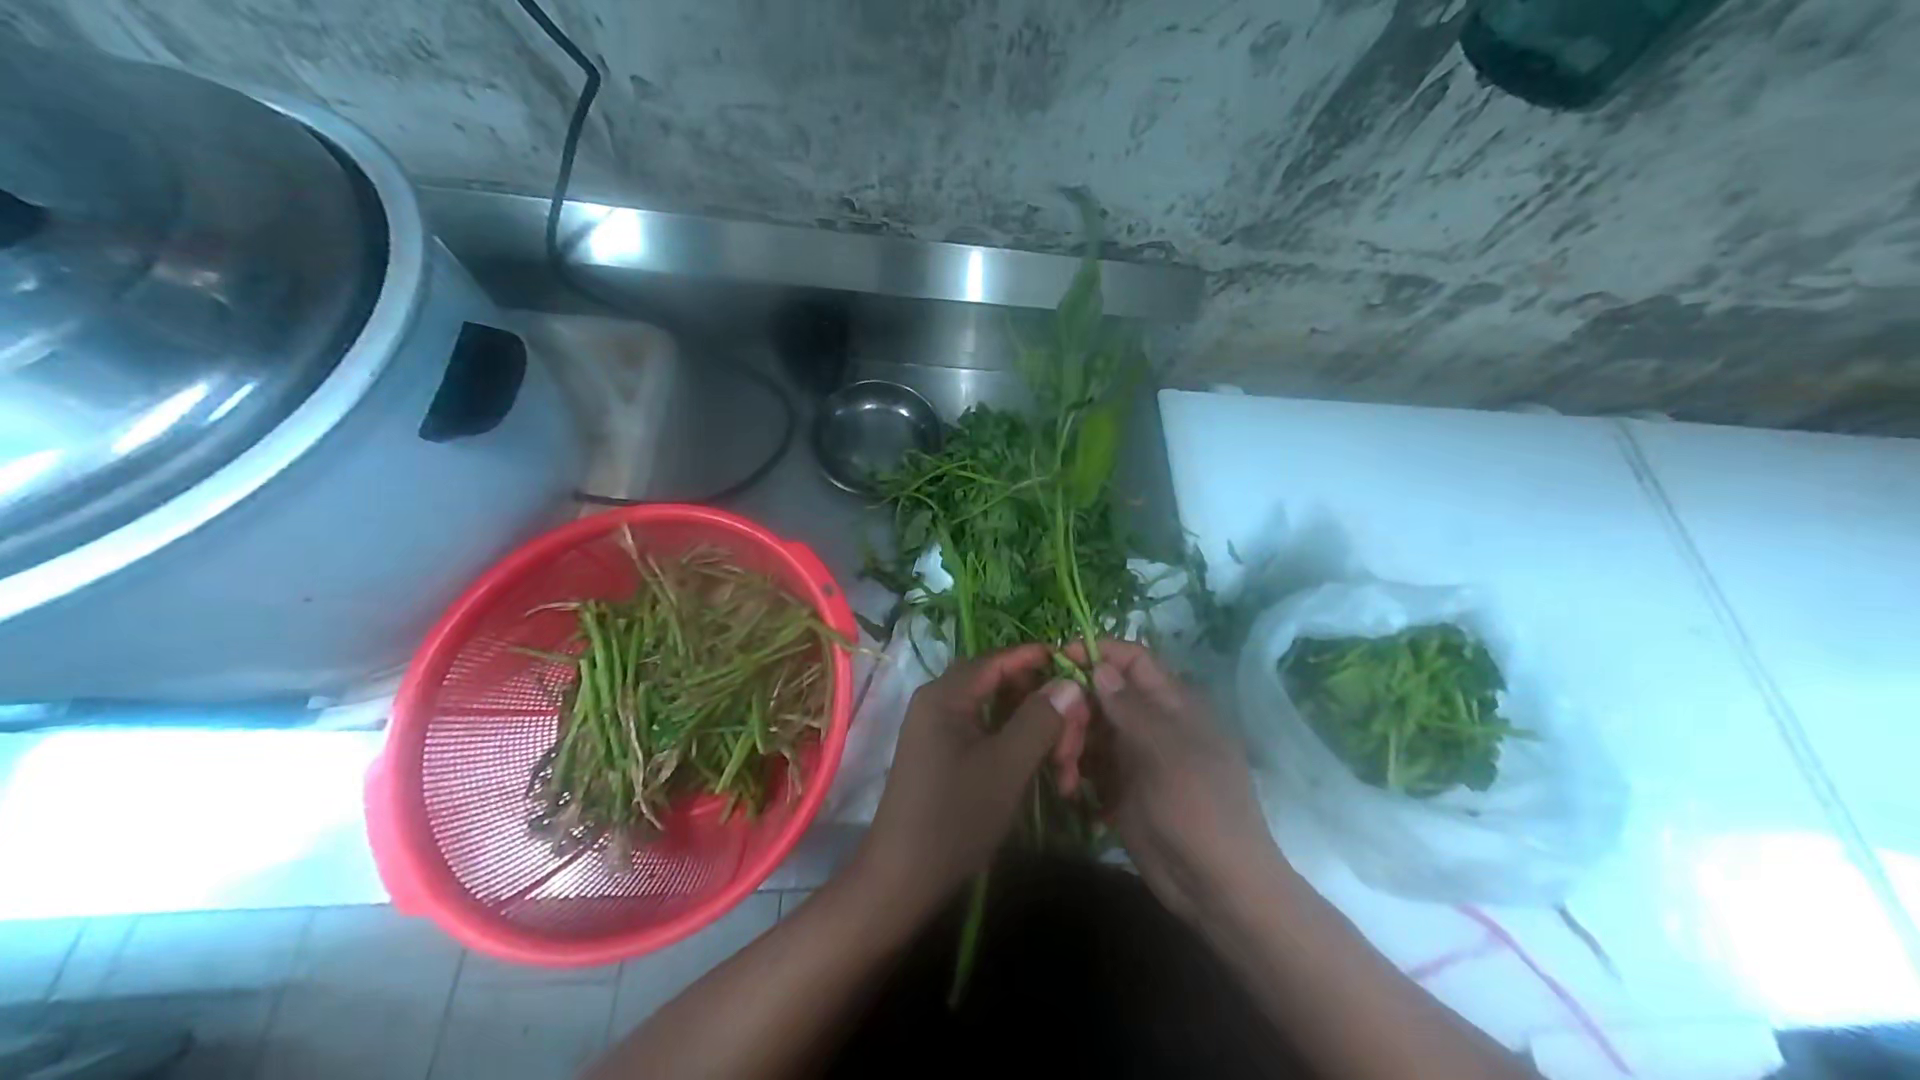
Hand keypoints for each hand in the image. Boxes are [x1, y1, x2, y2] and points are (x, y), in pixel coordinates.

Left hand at [855, 644, 1090, 916]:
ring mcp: (942, 732)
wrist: (904, 878)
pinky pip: (991, 739)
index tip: (1080, 672)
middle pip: (1003, 688)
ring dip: (1038, 735)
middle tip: (1076, 742)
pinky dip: (1020, 751)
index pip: (999, 659)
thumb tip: (1069, 683)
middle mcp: (941, 704)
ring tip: (1068, 769)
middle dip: (1045, 709)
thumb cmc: (955, 816)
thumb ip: (1039, 719)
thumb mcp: (1007, 766)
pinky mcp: (947, 758)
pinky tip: (1049, 776)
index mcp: (946, 696)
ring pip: (1002, 717)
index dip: (1039, 661)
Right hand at [1071, 640, 1285, 920]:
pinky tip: (1070, 789)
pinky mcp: (1121, 788)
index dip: (1098, 653)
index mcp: (1174, 704)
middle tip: (1060, 737)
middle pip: (1102, 695)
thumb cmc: (1199, 808)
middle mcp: (1152, 723)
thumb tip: (1099, 667)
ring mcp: (1135, 756)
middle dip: (1076, 709)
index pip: (1132, 661)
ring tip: (1064, 772)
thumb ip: (1130, 708)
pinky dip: (1075, 771)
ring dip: (1070, 743)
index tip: (1057, 659)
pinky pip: (1089, 765)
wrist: (1216, 886)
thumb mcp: (1166, 752)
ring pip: (1091, 730)